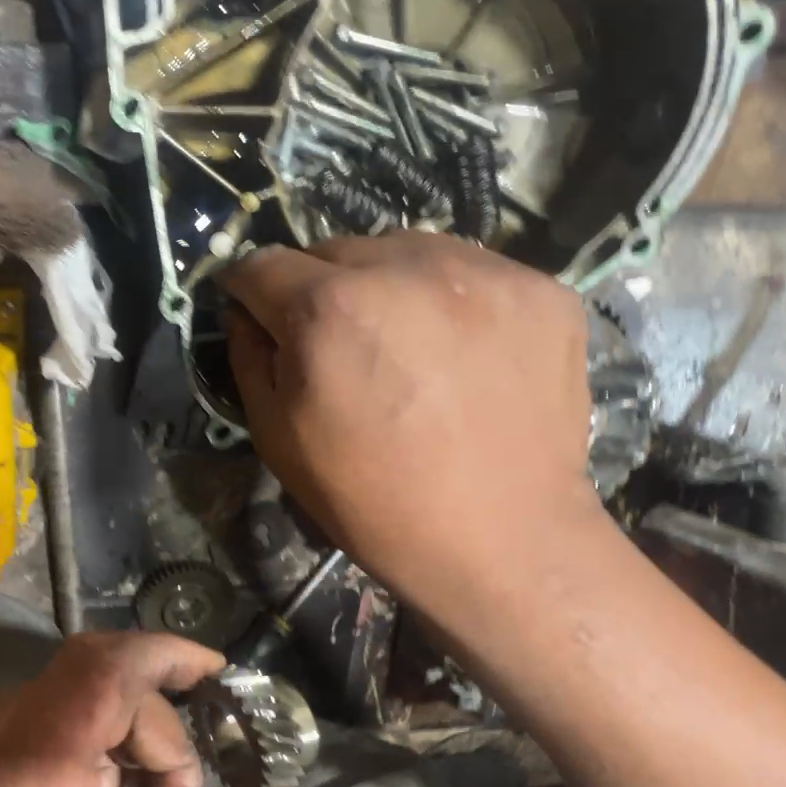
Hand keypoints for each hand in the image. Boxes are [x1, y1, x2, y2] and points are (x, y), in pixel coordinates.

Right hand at [222, 232, 606, 616]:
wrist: (498, 537)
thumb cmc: (366, 495)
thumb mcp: (275, 434)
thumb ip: (249, 357)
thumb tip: (247, 314)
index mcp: (327, 307)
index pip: (261, 264)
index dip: (245, 290)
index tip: (251, 313)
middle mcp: (403, 267)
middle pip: (331, 249)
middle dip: (313, 286)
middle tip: (328, 342)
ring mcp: (482, 271)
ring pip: (402, 249)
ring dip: (381, 283)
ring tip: (396, 341)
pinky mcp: (540, 288)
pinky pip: (468, 271)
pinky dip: (445, 298)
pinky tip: (454, 351)